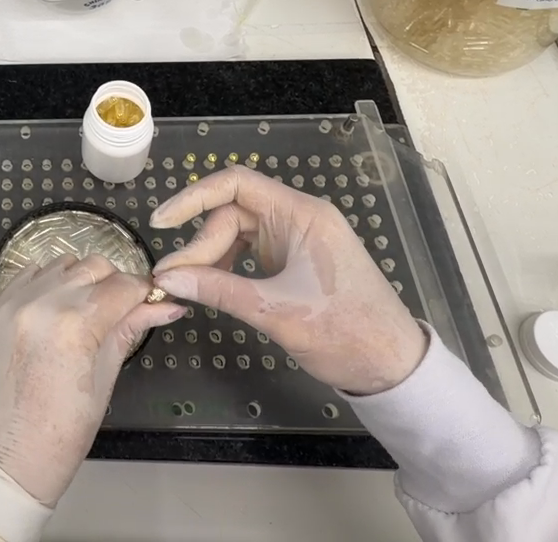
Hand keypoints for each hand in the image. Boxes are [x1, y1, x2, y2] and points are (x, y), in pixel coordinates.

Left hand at [0, 255, 183, 505]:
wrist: (8, 458)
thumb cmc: (63, 432)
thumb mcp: (106, 380)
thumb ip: (131, 330)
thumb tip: (168, 306)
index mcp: (75, 325)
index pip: (123, 286)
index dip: (143, 292)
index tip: (150, 302)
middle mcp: (42, 302)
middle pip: (94, 266)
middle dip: (113, 285)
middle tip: (118, 312)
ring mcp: (13, 302)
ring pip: (62, 264)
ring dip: (80, 280)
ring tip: (84, 314)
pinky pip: (30, 274)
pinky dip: (48, 284)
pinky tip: (55, 311)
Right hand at [148, 166, 426, 394]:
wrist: (396, 372)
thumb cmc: (345, 335)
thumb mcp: (276, 312)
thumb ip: (218, 290)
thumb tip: (166, 278)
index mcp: (302, 215)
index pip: (236, 184)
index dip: (193, 197)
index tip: (161, 222)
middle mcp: (297, 218)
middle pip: (232, 213)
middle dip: (200, 244)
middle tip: (172, 278)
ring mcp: (296, 239)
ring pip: (237, 232)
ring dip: (210, 256)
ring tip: (187, 285)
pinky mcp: (294, 260)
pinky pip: (249, 250)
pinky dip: (227, 266)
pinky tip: (212, 286)